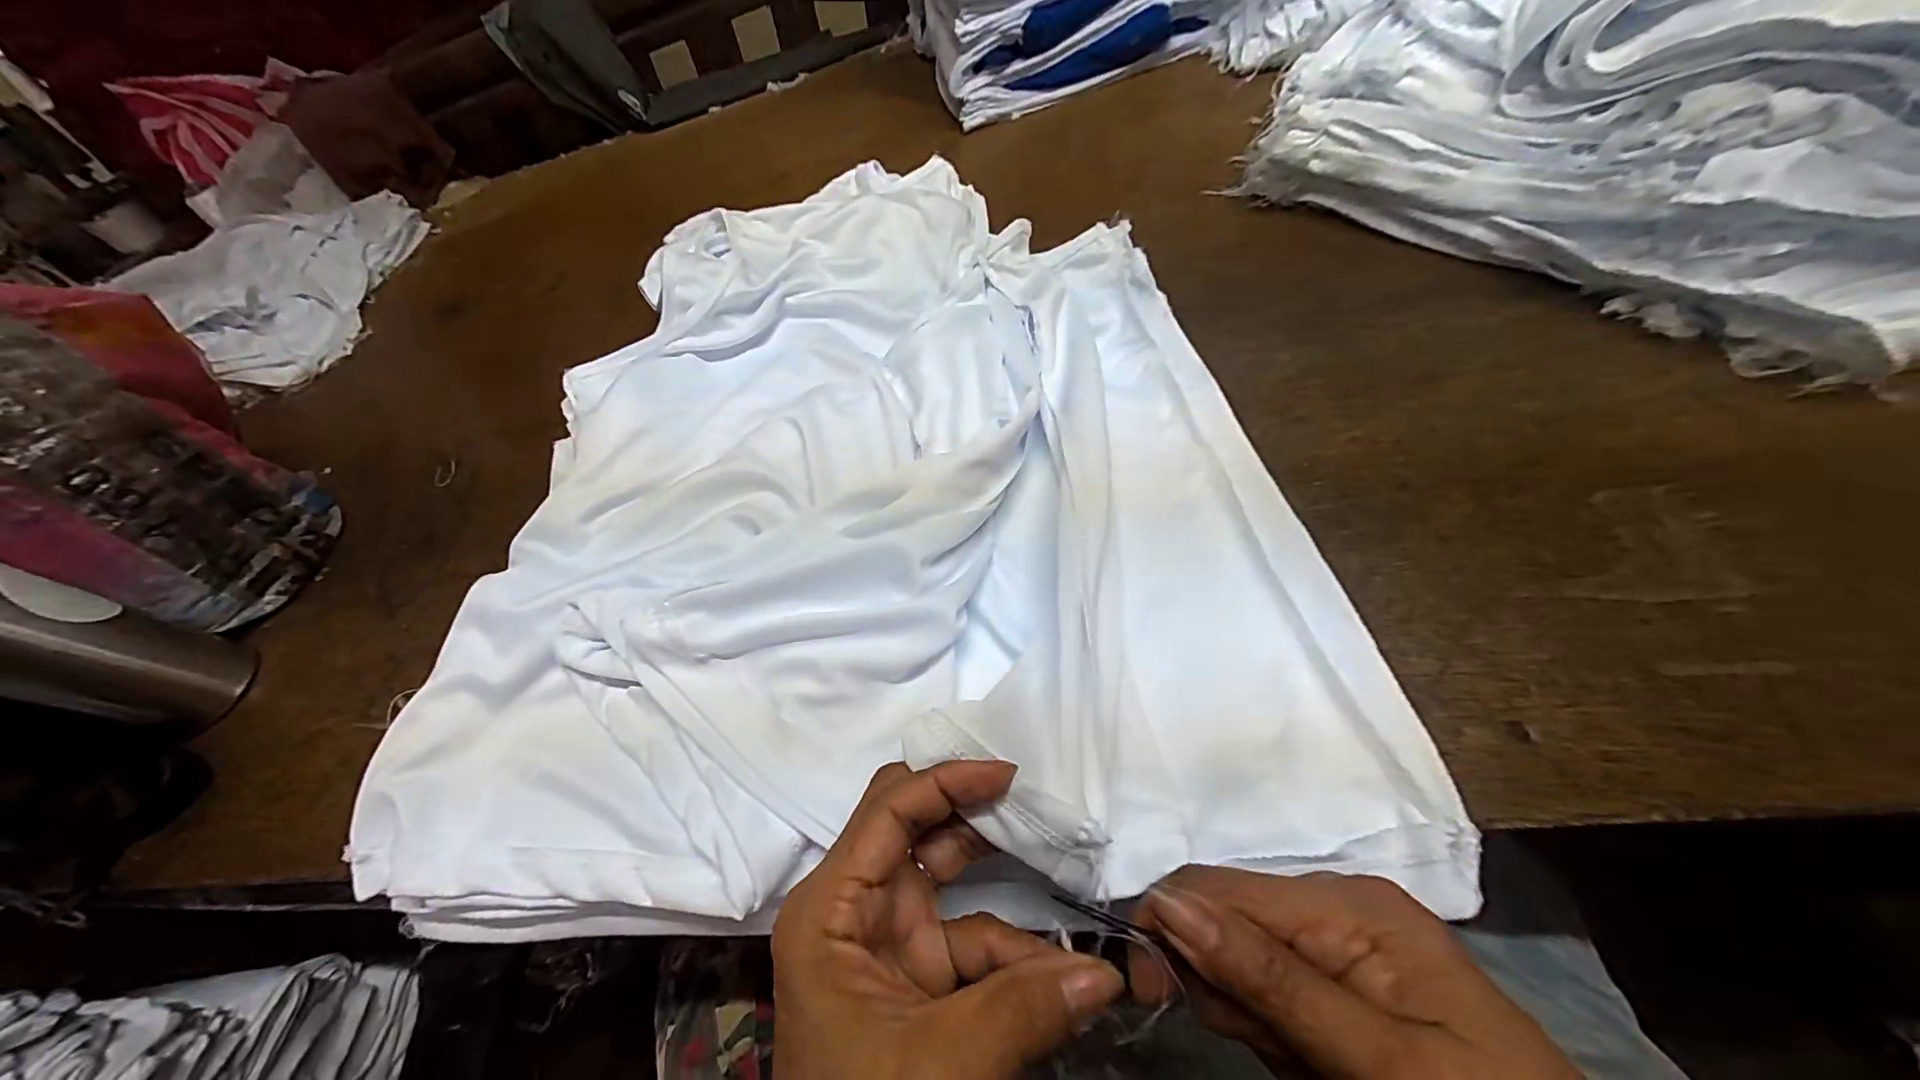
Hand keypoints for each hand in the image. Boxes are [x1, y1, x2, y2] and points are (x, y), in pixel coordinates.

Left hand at [771, 761, 1124, 1079]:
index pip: (887, 810)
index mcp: (831, 907)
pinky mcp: (918, 974)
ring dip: (1006, 882)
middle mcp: (855, 907)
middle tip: (1033, 803)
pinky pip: (974, 940)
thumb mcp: (941, 1063)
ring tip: (1063, 870)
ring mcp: (889, 939)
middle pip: (913, 826)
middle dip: (973, 813)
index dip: (946, 780)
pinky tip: (1064, 975)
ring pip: (948, 879)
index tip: (1007, 773)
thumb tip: (1105, 974)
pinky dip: (1017, 953)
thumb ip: (1023, 1010)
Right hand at [1132, 866, 1579, 1079]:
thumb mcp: (1383, 1057)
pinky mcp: (1339, 982)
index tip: (1141, 991)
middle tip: (1267, 1052)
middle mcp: (1337, 907)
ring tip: (1303, 1065)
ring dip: (1247, 1015)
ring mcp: (1340, 945)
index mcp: (1349, 904)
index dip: (1168, 928)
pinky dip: (1270, 1030)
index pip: (1220, 888)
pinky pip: (1269, 988)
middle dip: (1220, 984)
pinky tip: (1308, 1062)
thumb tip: (1168, 904)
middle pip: (1225, 918)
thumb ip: (1272, 978)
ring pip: (1239, 959)